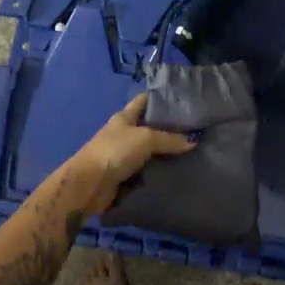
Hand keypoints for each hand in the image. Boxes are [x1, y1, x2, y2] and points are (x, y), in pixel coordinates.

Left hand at [66, 94, 196, 212]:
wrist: (89, 185)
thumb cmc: (115, 151)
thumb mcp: (145, 139)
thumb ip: (169, 139)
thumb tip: (192, 141)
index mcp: (124, 117)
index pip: (144, 101)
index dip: (160, 99)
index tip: (183, 101)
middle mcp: (123, 133)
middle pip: (149, 127)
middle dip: (169, 130)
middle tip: (194, 132)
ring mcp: (123, 156)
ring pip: (149, 152)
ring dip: (165, 154)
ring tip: (192, 154)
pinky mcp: (124, 176)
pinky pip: (146, 172)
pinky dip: (158, 173)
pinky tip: (177, 174)